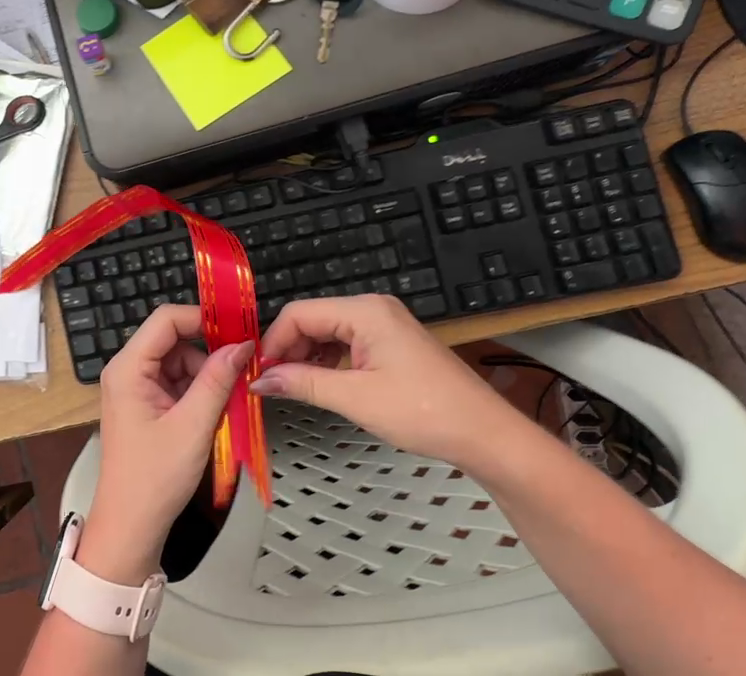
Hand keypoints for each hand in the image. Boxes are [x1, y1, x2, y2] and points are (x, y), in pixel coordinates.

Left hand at [81, 304, 251, 585]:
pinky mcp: (147, 405)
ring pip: (180, 362)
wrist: (131, 525)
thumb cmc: (154, 478)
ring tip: (229, 399)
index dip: (202, 318)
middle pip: (174, 339)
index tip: (238, 329)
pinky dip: (199, 391)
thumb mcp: (193, 425)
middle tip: (243, 367)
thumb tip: (242, 345)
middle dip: (209, 351)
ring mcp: (136, 388)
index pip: (166, 320)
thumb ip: (217, 380)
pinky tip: (216, 411)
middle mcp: (128, 370)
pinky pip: (178, 383)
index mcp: (128, 368)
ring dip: (207, 375)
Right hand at [252, 295, 527, 470]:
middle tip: (272, 385)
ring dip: (307, 359)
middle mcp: (373, 309)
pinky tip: (323, 387)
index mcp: (364, 311)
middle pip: (312, 320)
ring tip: (295, 389)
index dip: (274, 342)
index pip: (299, 314)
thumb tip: (259, 380)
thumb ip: (303, 384)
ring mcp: (385, 325)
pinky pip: (347, 345)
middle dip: (289, 350)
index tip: (260, 374)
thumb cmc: (424, 412)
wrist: (486, 435)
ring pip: (328, 333)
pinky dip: (329, 364)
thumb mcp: (356, 398)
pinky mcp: (392, 344)